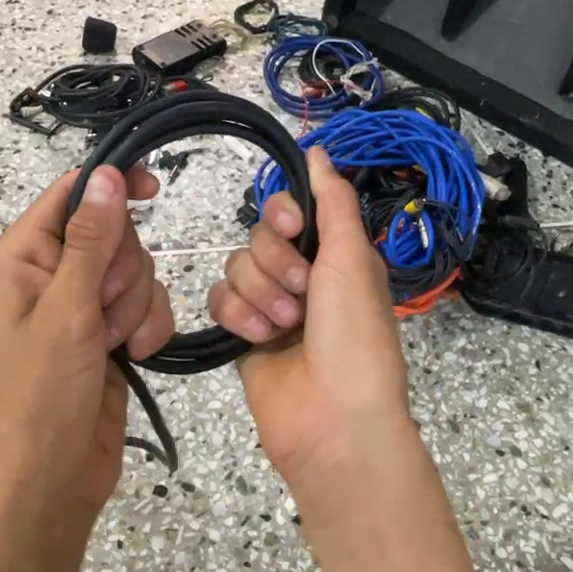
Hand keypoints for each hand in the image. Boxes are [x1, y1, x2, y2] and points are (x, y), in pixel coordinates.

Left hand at [0, 163, 174, 518]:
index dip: (112, 186)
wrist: (50, 482)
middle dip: (121, 272)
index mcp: (22, 256)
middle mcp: (50, 272)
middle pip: (113, 232)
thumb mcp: (67, 310)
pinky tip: (134, 356)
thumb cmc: (42, 393)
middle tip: (101, 312)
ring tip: (112, 344)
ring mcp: (81, 304)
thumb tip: (108, 173)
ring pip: (136, 269)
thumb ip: (91, 239)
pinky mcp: (107, 331)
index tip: (155, 188)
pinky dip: (147, 327)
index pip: (71, 194)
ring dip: (134, 306)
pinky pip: (145, 303)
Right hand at [205, 150, 511, 571]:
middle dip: (277, 266)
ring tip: (284, 328)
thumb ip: (332, 201)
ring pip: (236, 266)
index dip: (283, 215)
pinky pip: (218, 299)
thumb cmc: (354, 336)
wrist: (334, 421)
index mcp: (332, 255)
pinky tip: (258, 339)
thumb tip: (318, 150)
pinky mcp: (241, 333)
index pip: (289, 210)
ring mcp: (269, 305)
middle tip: (302, 296)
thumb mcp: (352, 259)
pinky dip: (238, 316)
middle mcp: (301, 275)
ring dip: (261, 295)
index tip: (292, 229)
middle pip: (258, 237)